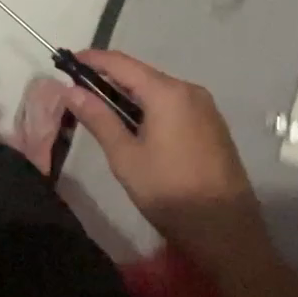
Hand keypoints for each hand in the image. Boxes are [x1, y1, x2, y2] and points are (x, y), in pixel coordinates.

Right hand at [62, 52, 273, 275]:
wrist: (230, 237)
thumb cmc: (171, 193)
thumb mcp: (125, 158)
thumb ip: (98, 118)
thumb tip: (70, 90)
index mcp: (167, 92)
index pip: (120, 62)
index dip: (91, 59)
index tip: (67, 62)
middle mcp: (189, 90)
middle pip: (141, 73)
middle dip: (109, 78)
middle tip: (80, 91)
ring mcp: (206, 108)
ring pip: (158, 89)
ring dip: (130, 94)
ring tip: (105, 110)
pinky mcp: (214, 126)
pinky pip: (174, 104)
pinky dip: (151, 106)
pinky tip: (139, 126)